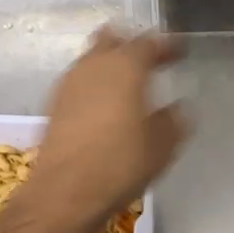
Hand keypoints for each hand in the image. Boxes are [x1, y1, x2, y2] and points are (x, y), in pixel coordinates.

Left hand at [23, 28, 185, 230]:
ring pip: (92, 60)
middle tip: (148, 61)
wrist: (66, 192)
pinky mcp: (54, 105)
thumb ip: (173, 120)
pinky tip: (104, 107)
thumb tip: (177, 108)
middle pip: (113, 40)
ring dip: (110, 67)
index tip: (179, 52)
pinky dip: (94, 87)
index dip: (168, 46)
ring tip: (127, 85)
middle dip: (131, 46)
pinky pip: (79, 83)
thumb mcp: (162, 146)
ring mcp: (69, 83)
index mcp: (126, 67)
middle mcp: (94, 65)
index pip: (150, 43)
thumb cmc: (121, 165)